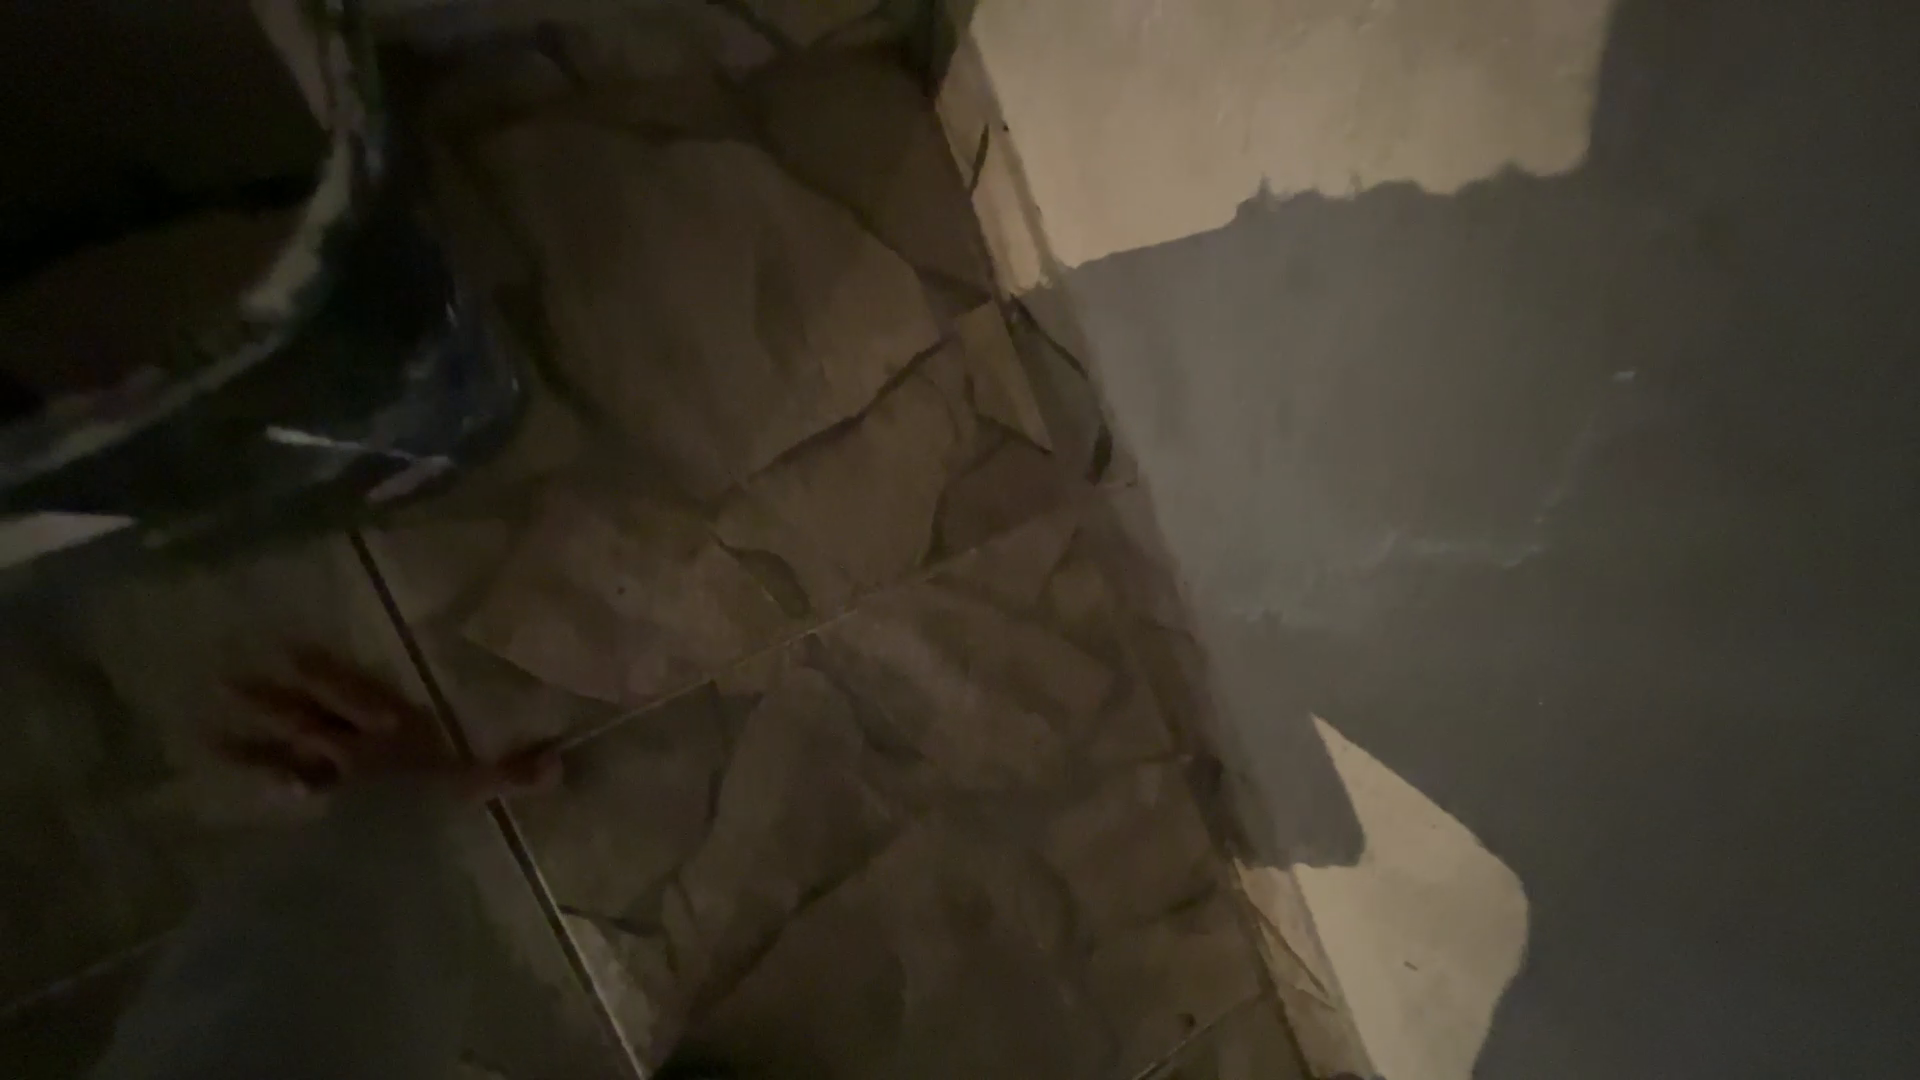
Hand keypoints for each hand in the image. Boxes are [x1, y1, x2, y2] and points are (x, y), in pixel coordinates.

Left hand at [216, 647, 558, 800]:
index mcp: (392, 733)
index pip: (356, 697)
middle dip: (276, 702)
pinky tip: (255, 787)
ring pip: (287, 758)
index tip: (291, 652)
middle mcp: (354, 750)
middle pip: (309, 721)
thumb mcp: (480, 786)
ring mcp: (332, 783)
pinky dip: (273, 790)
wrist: (384, 850)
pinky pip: (292, 797)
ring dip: (253, 747)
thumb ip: (516, 773)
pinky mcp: (324, 814)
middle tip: (229, 681)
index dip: (326, 676)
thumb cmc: (432, 807)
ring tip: (208, 734)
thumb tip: (561, 761)